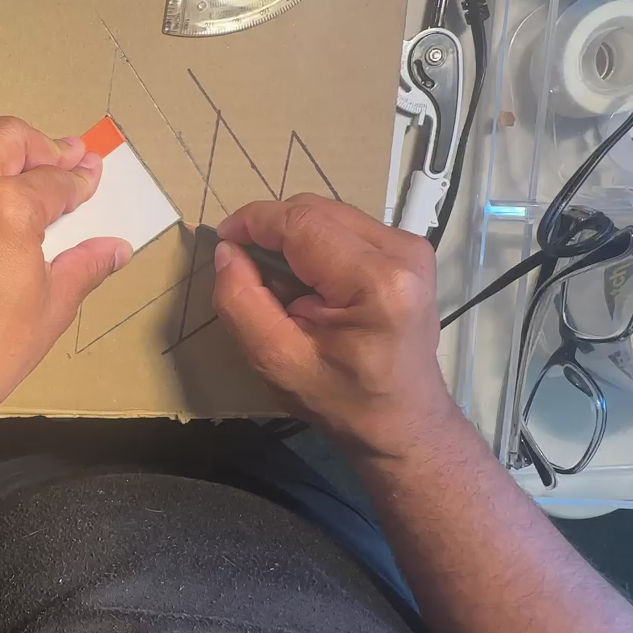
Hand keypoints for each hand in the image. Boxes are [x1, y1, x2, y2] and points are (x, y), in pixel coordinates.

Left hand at [0, 117, 133, 438]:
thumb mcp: (51, 306)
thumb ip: (85, 264)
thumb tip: (115, 248)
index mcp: (4, 208)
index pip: (53, 179)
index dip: (80, 180)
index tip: (92, 177)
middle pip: (8, 139)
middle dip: (45, 147)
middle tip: (70, 161)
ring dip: (9, 162)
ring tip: (38, 184)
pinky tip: (0, 211)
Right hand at [211, 195, 459, 459]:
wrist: (402, 421)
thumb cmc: (340, 399)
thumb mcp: (275, 359)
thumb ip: (241, 300)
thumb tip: (228, 250)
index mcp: (374, 282)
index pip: (300, 222)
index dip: (252, 222)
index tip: (222, 241)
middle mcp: (402, 252)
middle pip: (315, 210)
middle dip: (270, 232)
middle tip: (247, 272)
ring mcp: (410, 247)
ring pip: (328, 214)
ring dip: (292, 239)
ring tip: (280, 284)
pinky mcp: (409, 251)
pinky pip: (344, 227)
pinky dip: (313, 246)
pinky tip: (308, 283)